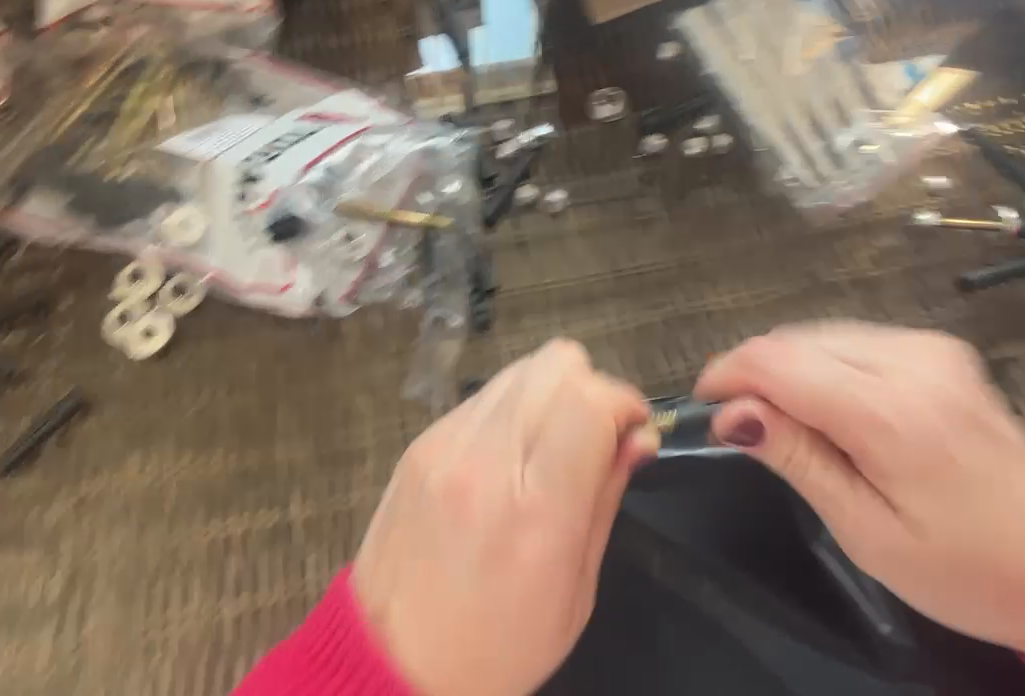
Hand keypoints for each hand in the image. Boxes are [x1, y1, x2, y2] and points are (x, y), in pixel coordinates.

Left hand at [353, 339, 657, 695]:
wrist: (388, 659)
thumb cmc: (496, 646)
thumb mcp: (575, 591)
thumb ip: (606, 497)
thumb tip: (637, 436)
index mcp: (536, 509)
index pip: (590, 398)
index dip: (624, 402)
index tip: (632, 430)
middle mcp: (487, 459)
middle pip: (557, 363)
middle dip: (590, 389)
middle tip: (593, 437)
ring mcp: (446, 442)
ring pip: (520, 368)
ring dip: (549, 394)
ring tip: (548, 448)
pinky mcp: (421, 440)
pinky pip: (483, 395)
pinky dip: (511, 410)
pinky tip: (508, 457)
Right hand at [695, 323, 1024, 659]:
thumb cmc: (963, 570)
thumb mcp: (866, 532)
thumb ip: (796, 458)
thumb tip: (730, 413)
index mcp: (893, 414)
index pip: (778, 361)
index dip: (727, 376)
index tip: (704, 410)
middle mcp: (912, 360)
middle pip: (793, 340)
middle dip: (754, 375)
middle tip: (744, 429)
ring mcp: (928, 346)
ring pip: (818, 334)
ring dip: (787, 369)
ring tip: (788, 424)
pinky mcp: (937, 347)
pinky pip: (851, 340)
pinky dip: (822, 365)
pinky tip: (831, 408)